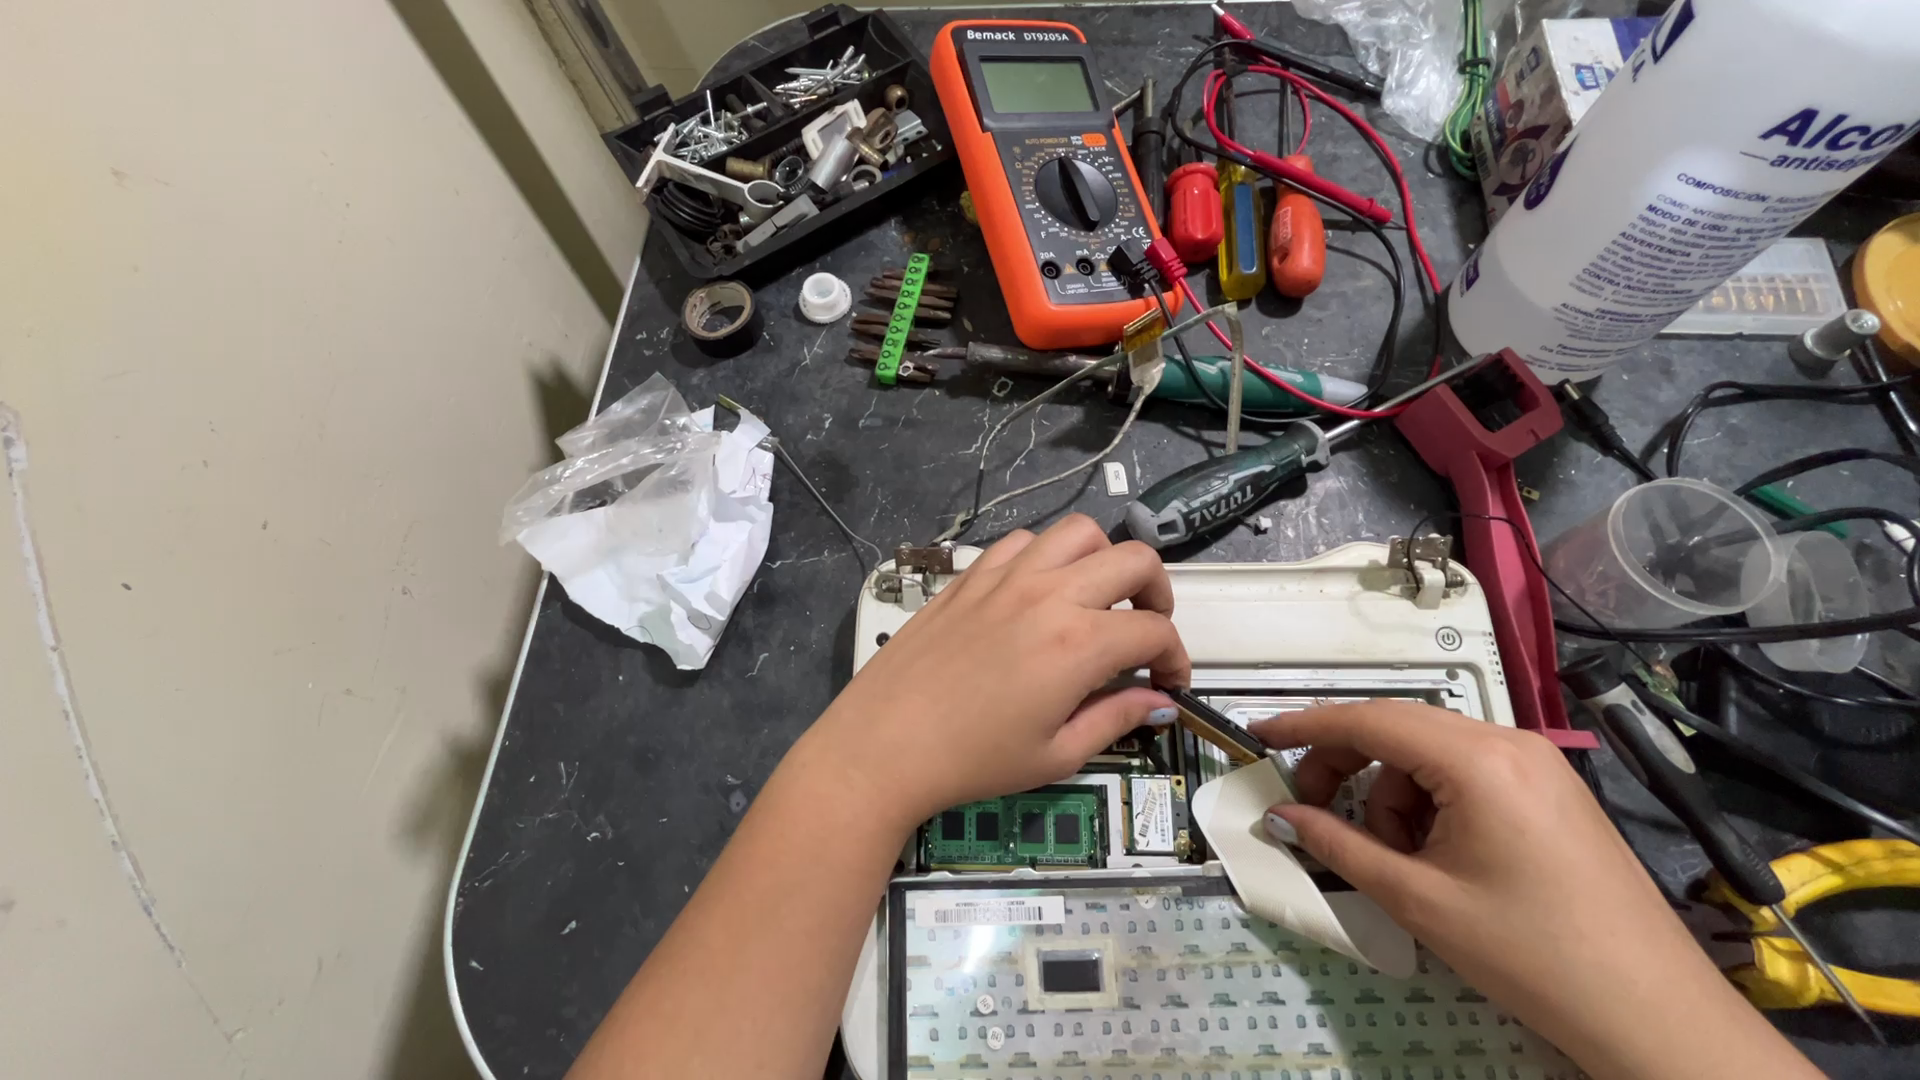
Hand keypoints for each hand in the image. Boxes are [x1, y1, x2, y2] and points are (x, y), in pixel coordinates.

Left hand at [794, 515, 1189, 831]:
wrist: (884, 743)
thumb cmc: (972, 760)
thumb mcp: (1056, 754)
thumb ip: (1117, 718)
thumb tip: (1161, 702)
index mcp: (1078, 643)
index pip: (1155, 630)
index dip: (1176, 657)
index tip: (1168, 682)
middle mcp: (1049, 593)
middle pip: (1134, 560)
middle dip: (1158, 593)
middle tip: (1146, 630)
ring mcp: (1006, 576)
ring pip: (1079, 532)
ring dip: (1104, 560)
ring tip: (1096, 599)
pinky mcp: (971, 574)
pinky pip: (1023, 542)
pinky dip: (1046, 556)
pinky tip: (1038, 592)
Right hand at [1250, 702, 1819, 1079]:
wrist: (1654, 1017)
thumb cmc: (1528, 954)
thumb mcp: (1416, 899)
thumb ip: (1337, 844)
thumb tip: (1281, 814)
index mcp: (1478, 760)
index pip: (1370, 719)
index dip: (1307, 725)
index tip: (1259, 735)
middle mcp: (1508, 742)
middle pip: (1396, 728)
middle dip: (1345, 763)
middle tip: (1311, 808)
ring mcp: (1534, 763)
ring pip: (1426, 753)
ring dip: (1390, 793)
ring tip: (1395, 857)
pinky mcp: (1547, 788)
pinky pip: (1461, 772)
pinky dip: (1427, 801)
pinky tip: (1434, 854)